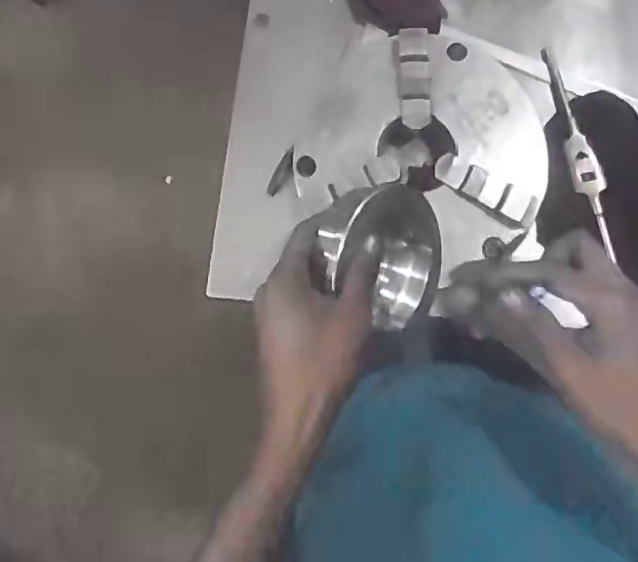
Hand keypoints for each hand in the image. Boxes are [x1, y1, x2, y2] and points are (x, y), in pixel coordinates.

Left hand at [253, 215, 376, 450]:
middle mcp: (268, 289)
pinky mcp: (271, 331)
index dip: (328, 222)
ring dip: (323, 272)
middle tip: (361, 245)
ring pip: (297, 278)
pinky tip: (339, 300)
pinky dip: (314, 291)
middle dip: (329, 248)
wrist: (297, 420)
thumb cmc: (325, 361)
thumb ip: (361, 273)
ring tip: (356, 270)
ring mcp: (266, 312)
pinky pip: (293, 297)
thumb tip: (372, 243)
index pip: (303, 233)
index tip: (353, 217)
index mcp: (282, 278)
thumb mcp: (353, 313)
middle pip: (299, 255)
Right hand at [440, 231, 637, 473]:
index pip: (547, 269)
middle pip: (572, 246)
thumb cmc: (618, 410)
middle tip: (510, 287)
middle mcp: (620, 285)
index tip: (472, 278)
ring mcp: (627, 297)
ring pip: (583, 259)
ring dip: (551, 269)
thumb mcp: (568, 371)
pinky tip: (547, 310)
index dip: (506, 272)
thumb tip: (496, 292)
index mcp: (607, 297)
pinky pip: (591, 279)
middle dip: (537, 260)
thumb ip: (531, 326)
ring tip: (524, 297)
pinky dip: (565, 284)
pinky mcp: (627, 311)